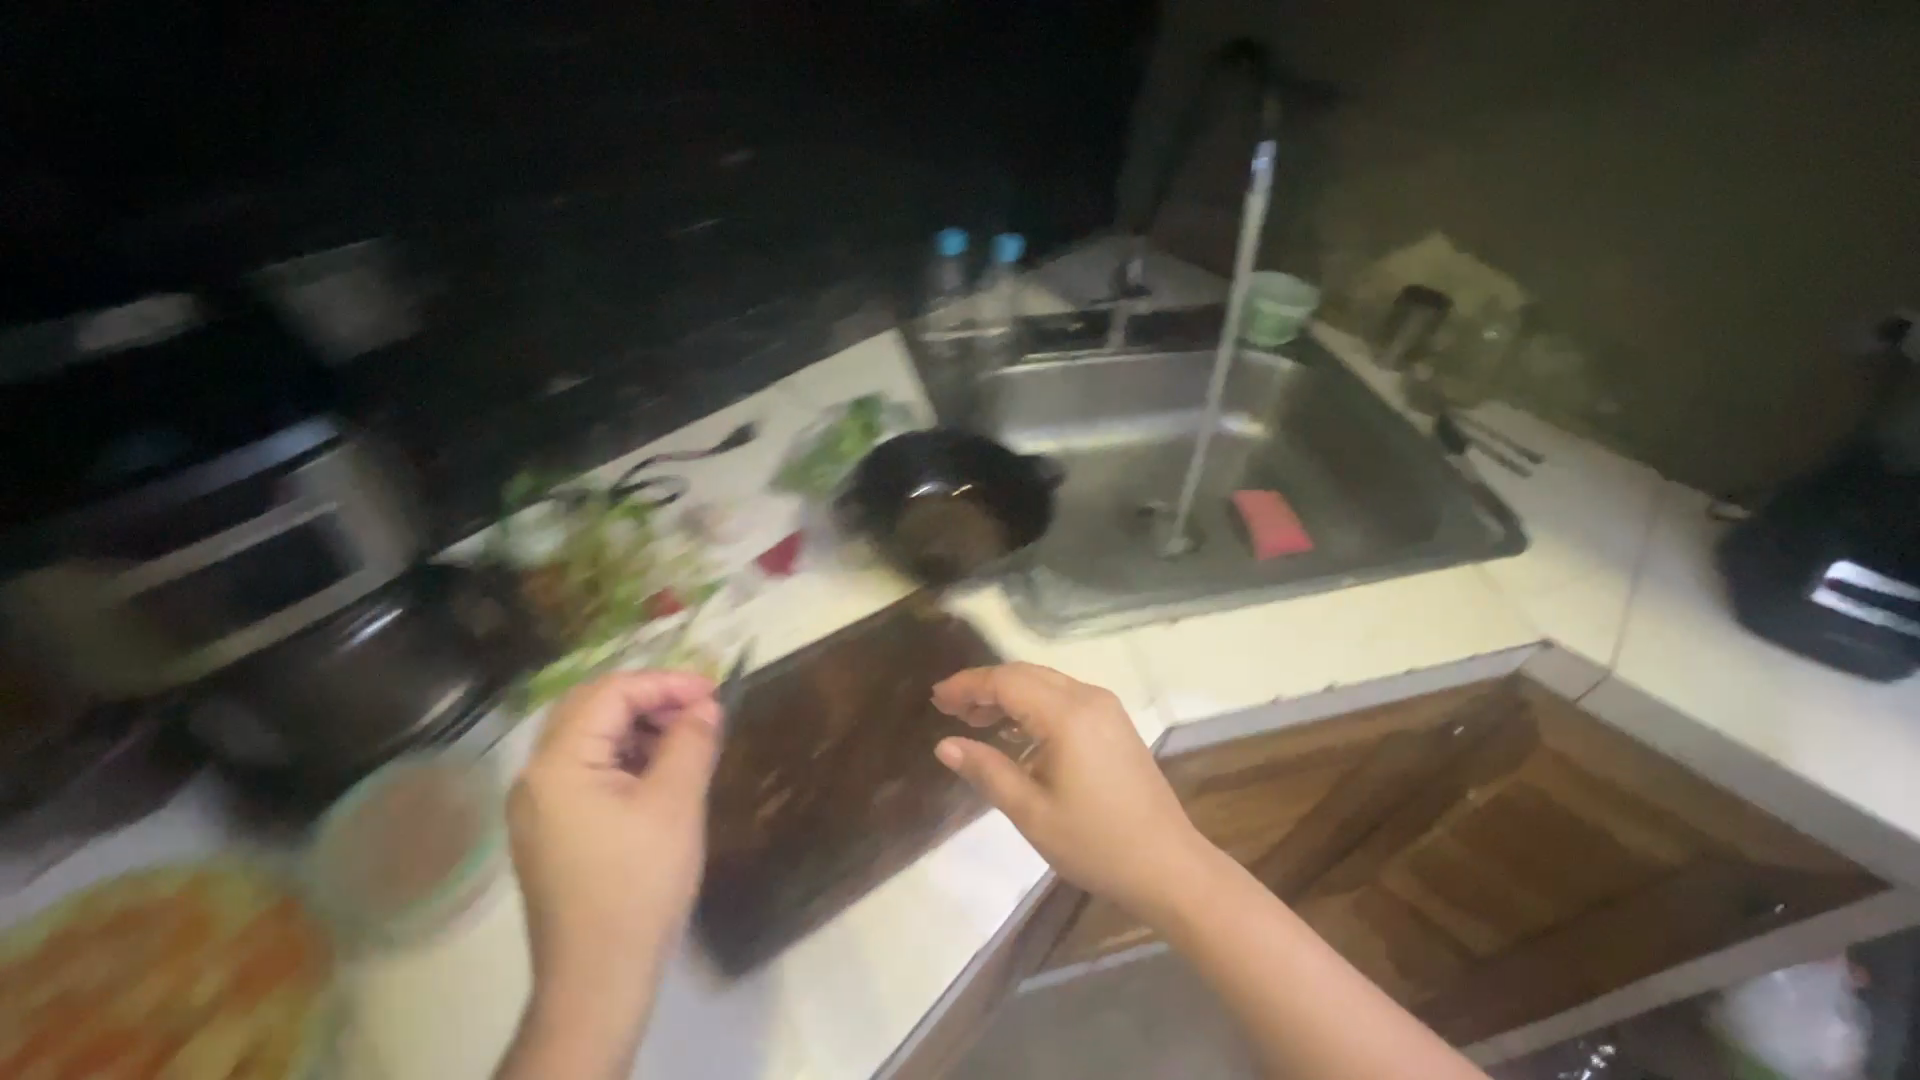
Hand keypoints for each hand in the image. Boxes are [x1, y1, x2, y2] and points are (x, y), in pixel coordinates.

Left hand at [507, 671, 720, 1007]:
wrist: (598, 978)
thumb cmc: (639, 883)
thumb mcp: (676, 803)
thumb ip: (691, 742)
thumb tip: (704, 706)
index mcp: (558, 763)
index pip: (611, 693)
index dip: (665, 683)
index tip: (714, 692)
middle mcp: (536, 776)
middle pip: (591, 710)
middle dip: (649, 701)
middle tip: (699, 710)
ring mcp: (538, 807)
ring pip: (589, 741)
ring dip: (638, 730)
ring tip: (688, 742)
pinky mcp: (550, 833)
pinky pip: (587, 774)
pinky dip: (626, 761)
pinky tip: (662, 777)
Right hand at [931, 663, 1207, 921]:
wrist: (1167, 866)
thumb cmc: (1094, 843)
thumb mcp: (1030, 812)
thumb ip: (986, 770)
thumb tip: (944, 745)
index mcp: (1067, 715)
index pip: (1006, 681)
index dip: (967, 686)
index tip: (935, 700)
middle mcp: (1089, 698)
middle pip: (1025, 674)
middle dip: (984, 687)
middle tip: (948, 710)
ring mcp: (1107, 709)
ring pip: (1045, 683)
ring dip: (1008, 695)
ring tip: (973, 721)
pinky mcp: (1115, 724)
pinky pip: (1064, 698)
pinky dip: (1033, 706)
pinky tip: (1015, 734)